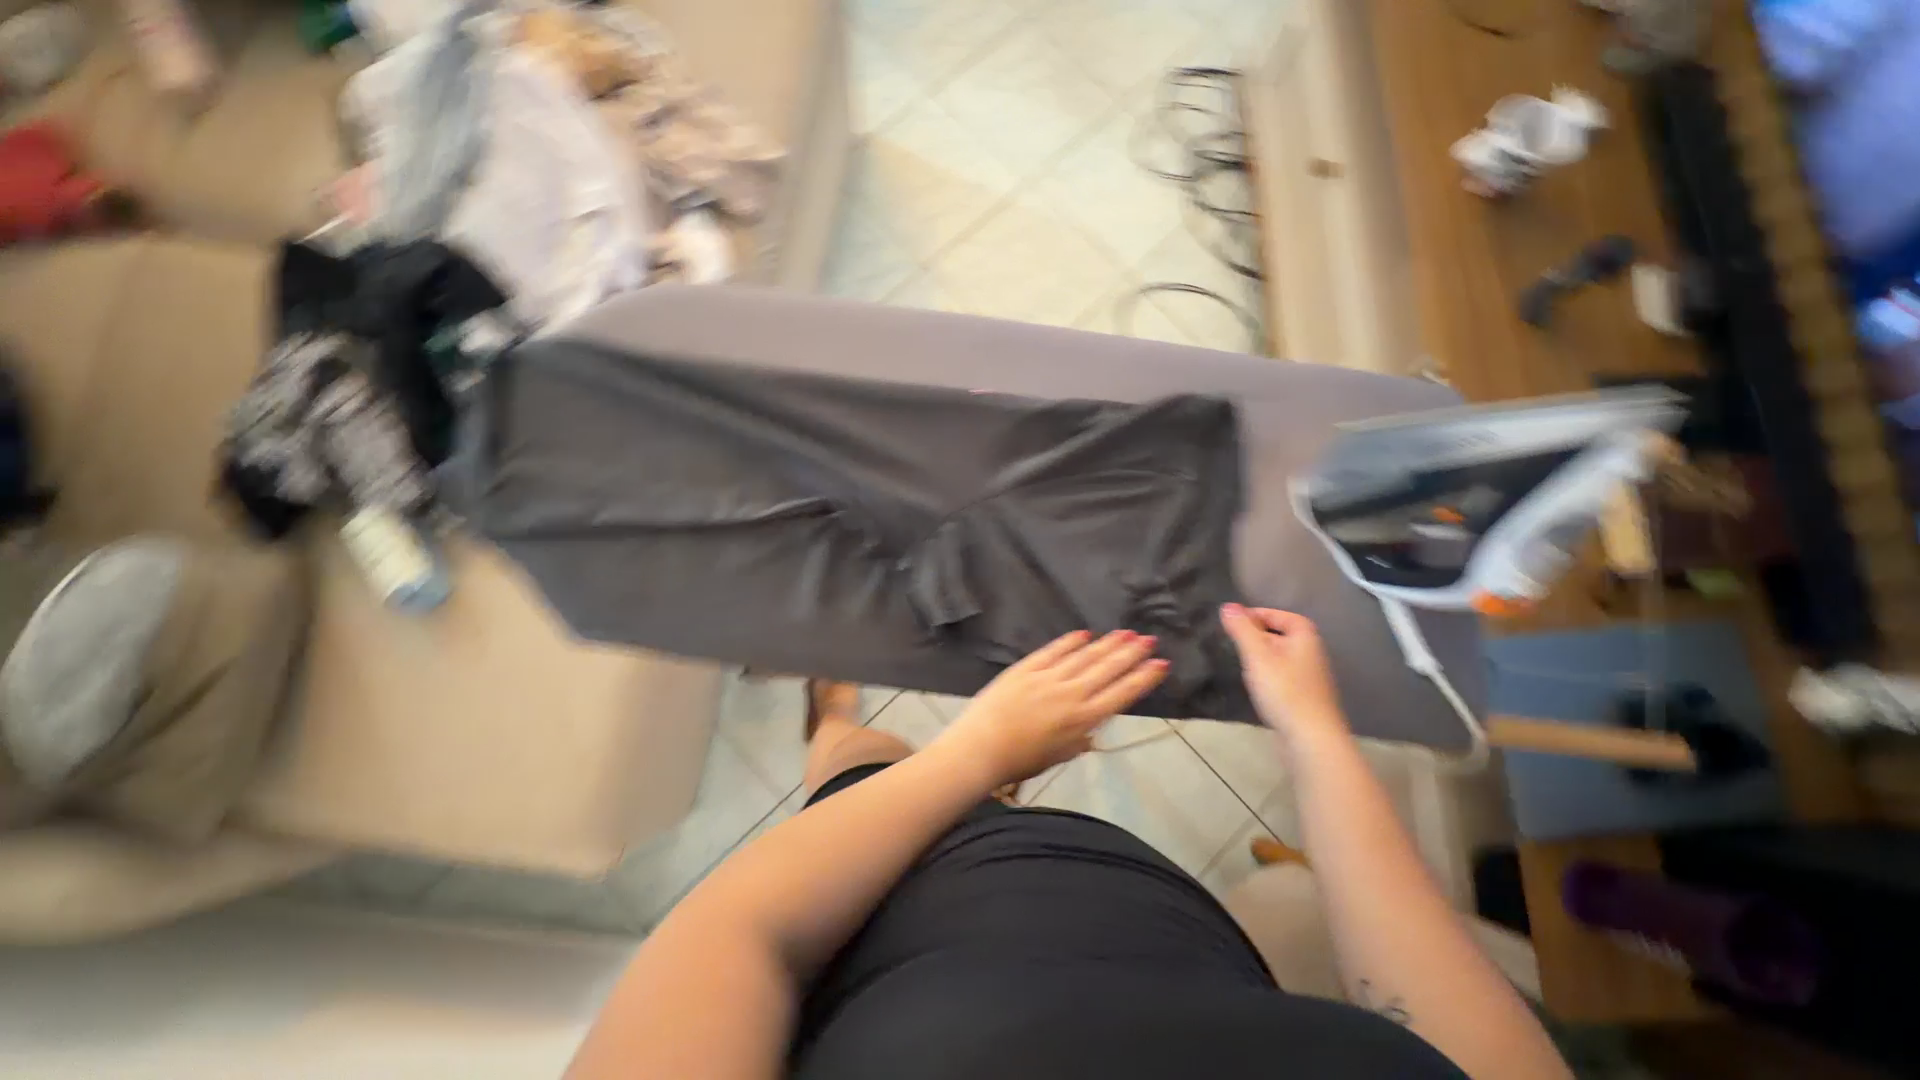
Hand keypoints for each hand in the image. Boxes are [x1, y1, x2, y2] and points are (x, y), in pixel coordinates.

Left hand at [932, 630, 1168, 788]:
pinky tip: (1085, 634)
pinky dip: (1070, 642)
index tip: (1161, 663)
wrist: (981, 748)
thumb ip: (1079, 739)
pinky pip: (1054, 651)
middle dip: (1132, 653)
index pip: (1122, 694)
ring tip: (1125, 633)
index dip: (1144, 678)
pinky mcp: (1026, 668)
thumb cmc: (1020, 761)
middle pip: (1108, 669)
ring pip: (1085, 656)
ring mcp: (1048, 678)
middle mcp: (1071, 695)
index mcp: (1083, 720)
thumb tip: (1092, 729)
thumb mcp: (1059, 755)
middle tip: (1149, 639)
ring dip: (1107, 644)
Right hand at [1219, 604, 1347, 740]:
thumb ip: (1242, 629)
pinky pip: (1284, 676)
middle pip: (1281, 635)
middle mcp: (1312, 652)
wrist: (1311, 738)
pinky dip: (1268, 675)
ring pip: (1282, 657)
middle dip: (1257, 635)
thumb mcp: (1257, 655)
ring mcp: (1311, 677)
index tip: (1232, 622)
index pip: (1279, 614)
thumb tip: (1227, 606)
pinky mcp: (1305, 697)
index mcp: (1305, 636)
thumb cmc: (1284, 691)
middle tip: (1232, 642)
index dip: (1256, 614)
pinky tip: (1256, 687)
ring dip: (1262, 657)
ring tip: (1240, 663)